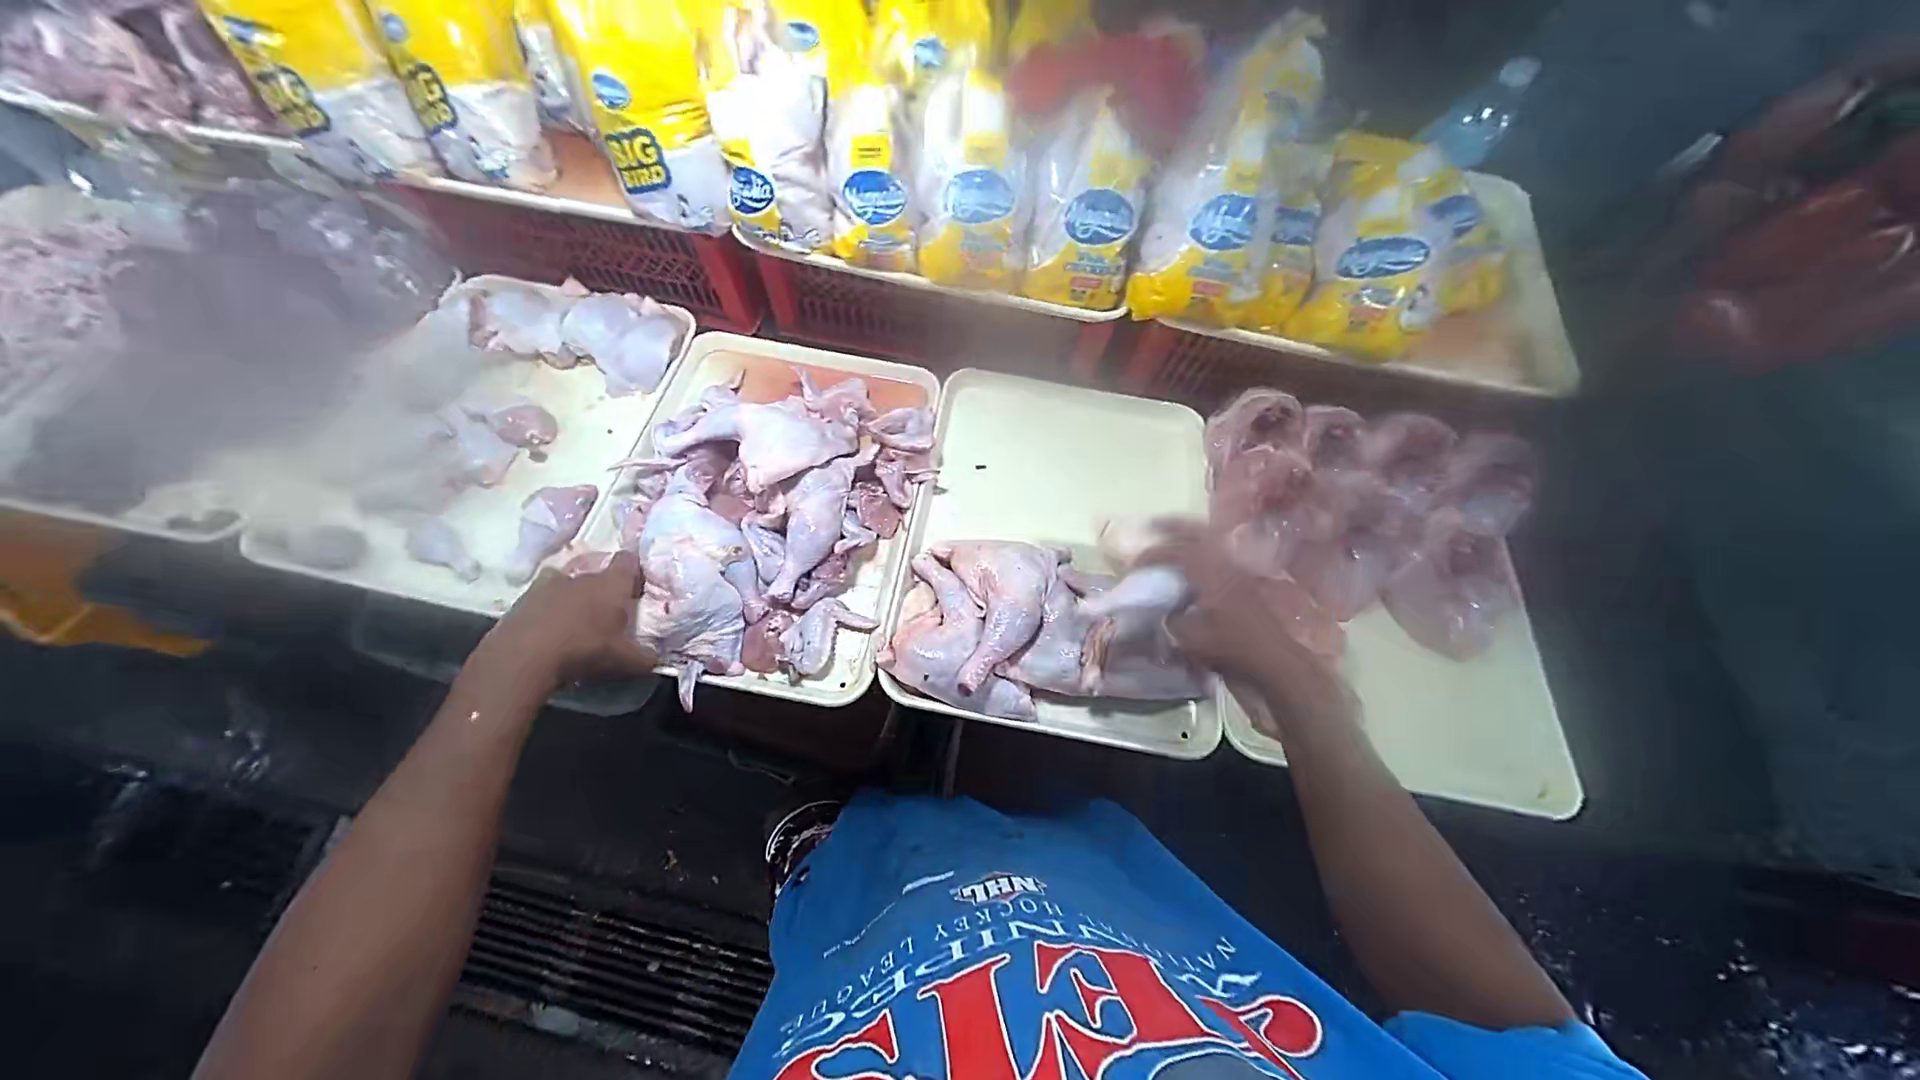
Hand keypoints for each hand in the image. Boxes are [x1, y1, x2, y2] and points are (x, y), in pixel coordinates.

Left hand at [477, 549, 657, 688]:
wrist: (522, 659)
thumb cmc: (585, 651)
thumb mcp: (626, 661)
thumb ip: (646, 658)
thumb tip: (658, 660)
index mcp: (611, 584)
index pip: (629, 560)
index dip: (634, 571)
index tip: (636, 589)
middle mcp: (582, 576)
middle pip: (598, 573)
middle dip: (604, 589)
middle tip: (608, 614)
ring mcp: (549, 584)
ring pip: (569, 584)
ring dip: (574, 597)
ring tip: (576, 621)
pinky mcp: (522, 599)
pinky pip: (543, 597)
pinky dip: (548, 608)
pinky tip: (549, 630)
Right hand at [1147, 518, 1356, 731]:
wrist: (1276, 662)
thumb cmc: (1233, 648)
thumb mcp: (1191, 639)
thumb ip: (1172, 620)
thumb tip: (1165, 612)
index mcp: (1211, 572)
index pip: (1176, 552)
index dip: (1151, 555)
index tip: (1133, 563)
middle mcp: (1226, 564)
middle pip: (1198, 532)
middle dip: (1172, 526)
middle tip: (1152, 525)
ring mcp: (1240, 571)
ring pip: (1213, 541)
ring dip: (1190, 535)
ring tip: (1171, 537)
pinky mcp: (1247, 582)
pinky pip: (1221, 555)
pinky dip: (1204, 551)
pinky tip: (1194, 562)